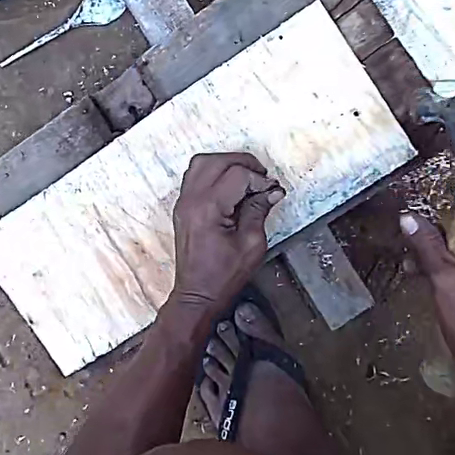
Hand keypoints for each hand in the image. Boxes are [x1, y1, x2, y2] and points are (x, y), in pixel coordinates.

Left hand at [168, 152, 284, 314]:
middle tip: (262, 177)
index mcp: (208, 208)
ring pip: (202, 162)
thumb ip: (259, 210)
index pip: (237, 174)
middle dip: (244, 163)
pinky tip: (230, 185)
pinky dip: (213, 172)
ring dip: (226, 163)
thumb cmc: (223, 275)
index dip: (259, 179)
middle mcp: (191, 200)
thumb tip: (271, 190)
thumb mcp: (252, 243)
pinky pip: (195, 175)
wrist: (197, 293)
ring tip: (247, 177)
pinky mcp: (182, 206)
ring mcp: (183, 202)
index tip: (271, 191)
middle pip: (217, 160)